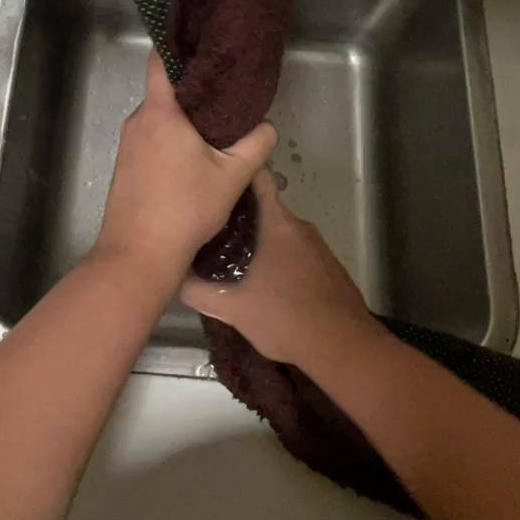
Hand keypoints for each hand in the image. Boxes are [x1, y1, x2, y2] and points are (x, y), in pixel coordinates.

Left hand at [93, 53, 275, 281]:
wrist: (138, 256)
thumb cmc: (184, 209)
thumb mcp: (232, 177)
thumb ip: (256, 145)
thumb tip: (267, 127)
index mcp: (160, 113)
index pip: (160, 62)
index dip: (178, 47)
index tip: (201, 44)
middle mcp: (138, 122)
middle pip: (164, 92)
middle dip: (193, 91)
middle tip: (226, 94)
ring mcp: (127, 146)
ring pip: (159, 120)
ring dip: (184, 121)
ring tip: (216, 128)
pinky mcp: (125, 168)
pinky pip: (151, 141)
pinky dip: (171, 141)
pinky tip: (194, 158)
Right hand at [180, 170, 382, 366]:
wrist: (343, 345)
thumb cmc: (285, 317)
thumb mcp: (231, 309)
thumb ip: (198, 291)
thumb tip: (176, 275)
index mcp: (276, 223)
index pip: (258, 177)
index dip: (237, 174)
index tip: (215, 181)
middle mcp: (298, 225)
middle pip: (264, 207)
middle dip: (238, 216)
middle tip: (211, 229)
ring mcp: (316, 245)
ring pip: (279, 232)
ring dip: (259, 241)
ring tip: (234, 260)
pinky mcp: (326, 264)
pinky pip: (295, 251)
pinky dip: (279, 259)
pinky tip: (267, 283)